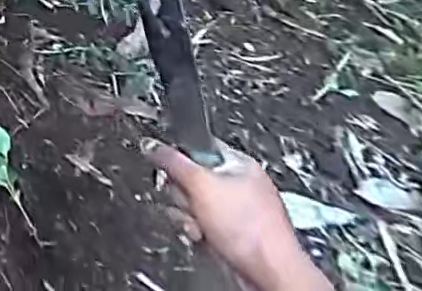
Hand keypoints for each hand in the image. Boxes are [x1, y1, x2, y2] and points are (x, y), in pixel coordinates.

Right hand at [145, 141, 330, 290]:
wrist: (272, 277)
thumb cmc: (248, 228)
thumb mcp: (200, 183)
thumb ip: (170, 160)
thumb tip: (149, 144)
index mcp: (239, 165)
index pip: (196, 146)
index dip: (180, 157)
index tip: (173, 169)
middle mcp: (238, 186)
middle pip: (189, 176)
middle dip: (183, 193)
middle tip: (193, 202)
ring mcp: (236, 212)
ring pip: (191, 202)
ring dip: (187, 215)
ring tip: (200, 225)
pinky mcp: (231, 235)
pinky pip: (199, 223)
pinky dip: (196, 230)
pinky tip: (204, 238)